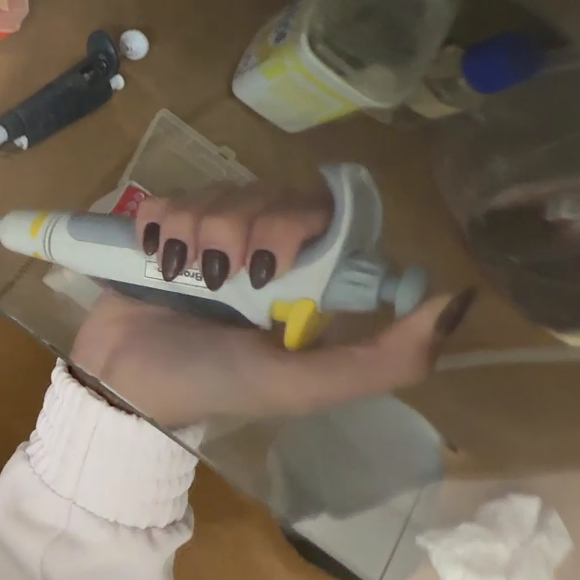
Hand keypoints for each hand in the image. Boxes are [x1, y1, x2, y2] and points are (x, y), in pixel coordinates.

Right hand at [69, 183, 476, 426]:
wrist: (121, 382)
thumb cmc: (210, 384)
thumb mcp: (305, 385)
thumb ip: (388, 359)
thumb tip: (458, 298)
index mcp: (302, 281)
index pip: (323, 214)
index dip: (298, 225)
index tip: (273, 264)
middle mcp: (257, 253)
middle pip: (266, 196)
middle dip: (241, 232)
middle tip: (220, 278)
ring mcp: (203, 243)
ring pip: (215, 195)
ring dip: (194, 232)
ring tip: (179, 274)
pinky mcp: (154, 237)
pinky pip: (165, 200)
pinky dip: (157, 222)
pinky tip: (154, 254)